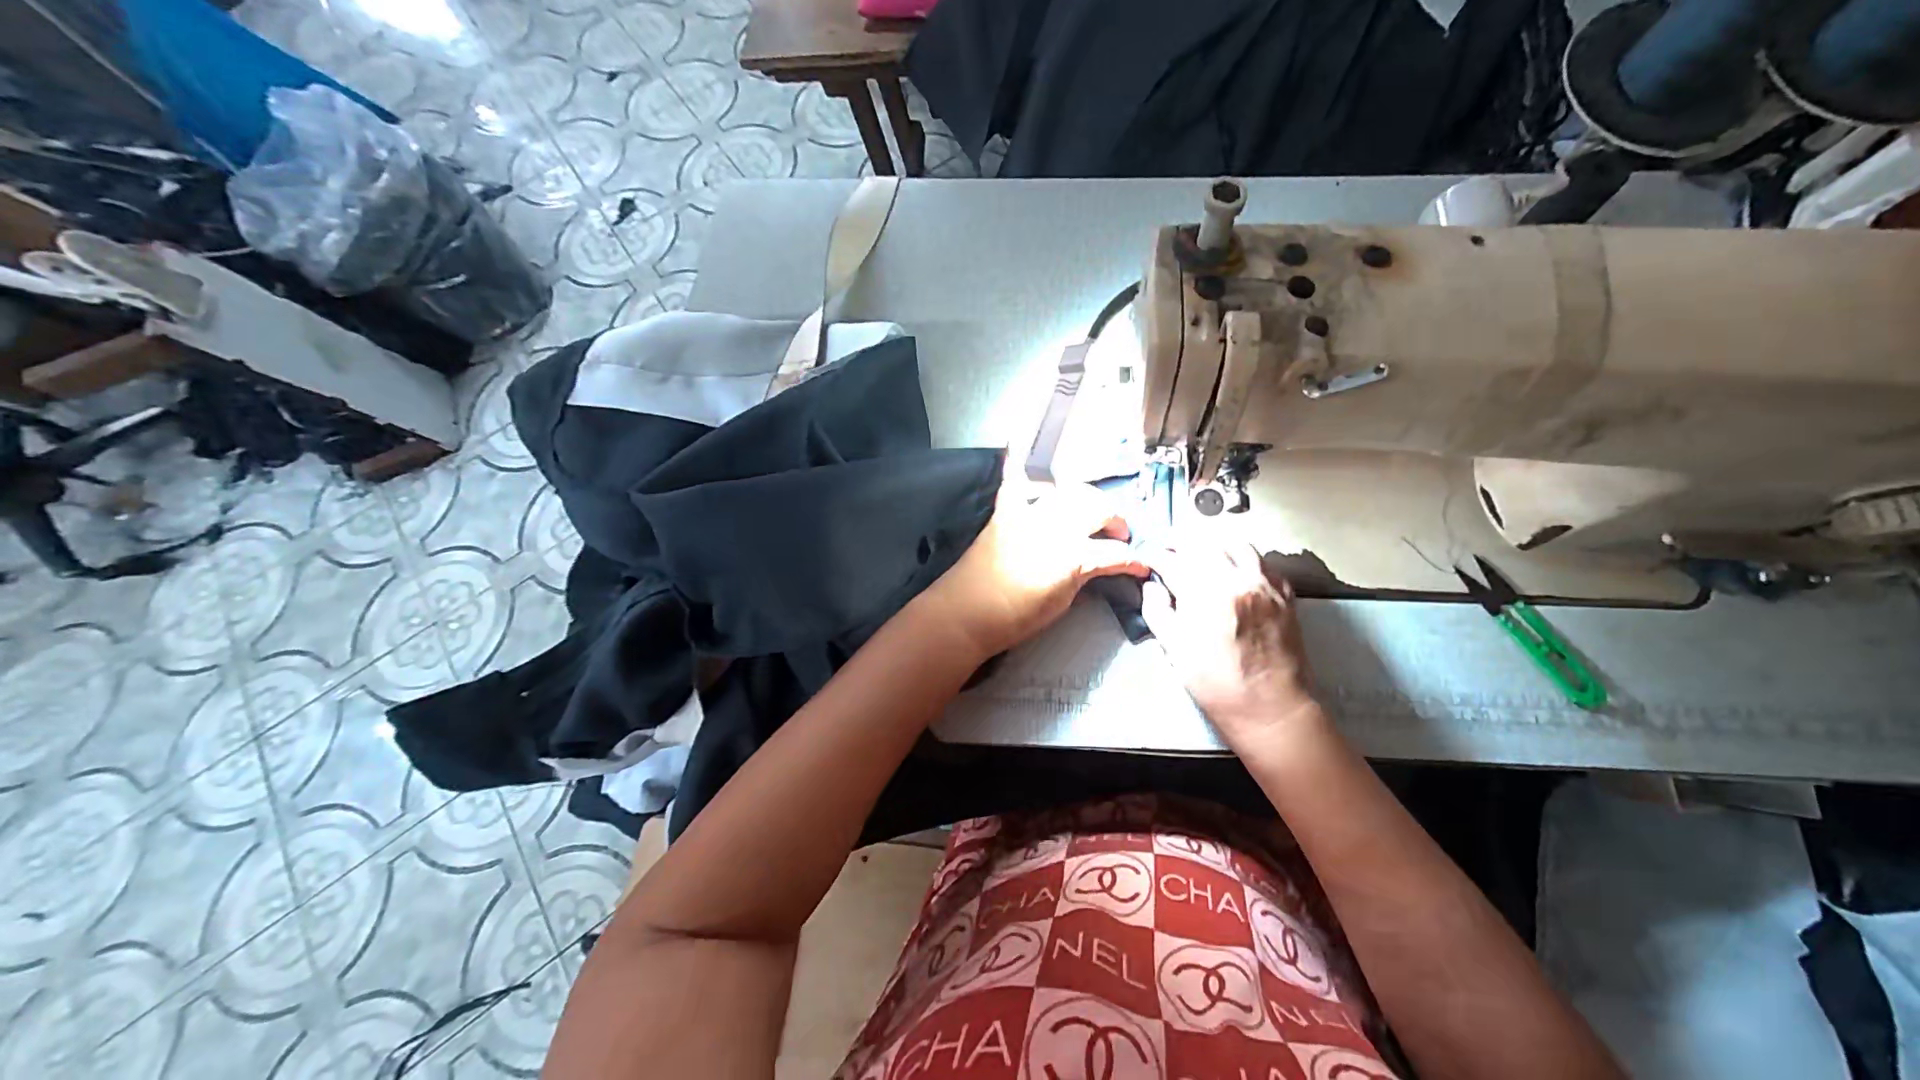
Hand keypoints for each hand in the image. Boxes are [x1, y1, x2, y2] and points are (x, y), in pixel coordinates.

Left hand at [916, 479, 1149, 661]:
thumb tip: (1096, 566)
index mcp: (1072, 556)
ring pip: (1070, 490)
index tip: (1140, 566)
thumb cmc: (1014, 619)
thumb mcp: (1062, 604)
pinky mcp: (1005, 511)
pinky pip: (1017, 479)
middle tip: (1118, 535)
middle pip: (1098, 507)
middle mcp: (1054, 526)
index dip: (1133, 561)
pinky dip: (1020, 459)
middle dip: (1115, 520)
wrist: (965, 614)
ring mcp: (1029, 514)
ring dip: (1087, 498)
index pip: (1115, 552)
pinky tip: (1022, 438)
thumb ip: (1083, 577)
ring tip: (1090, 512)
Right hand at [1142, 542, 1321, 751]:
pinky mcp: (1285, 594)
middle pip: (1205, 543)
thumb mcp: (1173, 649)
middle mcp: (1238, 579)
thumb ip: (1157, 610)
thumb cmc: (1216, 684)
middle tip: (1170, 550)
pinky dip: (1245, 559)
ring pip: (1237, 544)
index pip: (1173, 560)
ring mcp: (1265, 584)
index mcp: (1206, 592)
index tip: (1149, 560)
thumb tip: (1152, 587)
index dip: (1156, 556)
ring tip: (1203, 554)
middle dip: (1182, 543)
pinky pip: (1264, 562)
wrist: (1270, 708)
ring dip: (1215, 544)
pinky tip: (1236, 571)